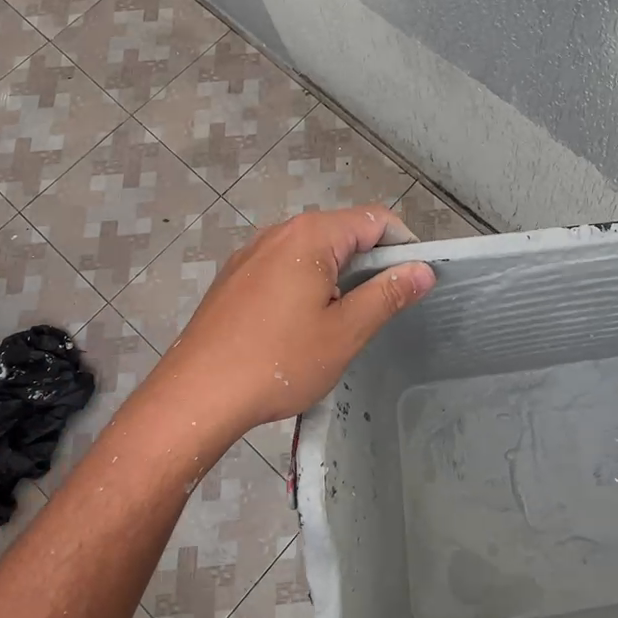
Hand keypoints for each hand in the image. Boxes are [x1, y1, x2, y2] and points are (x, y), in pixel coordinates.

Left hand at [144, 205, 433, 436]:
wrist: (194, 398)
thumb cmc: (277, 362)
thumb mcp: (345, 332)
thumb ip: (388, 294)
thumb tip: (423, 270)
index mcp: (311, 235)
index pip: (376, 219)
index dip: (404, 246)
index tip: (413, 284)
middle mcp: (280, 232)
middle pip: (344, 232)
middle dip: (371, 263)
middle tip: (380, 310)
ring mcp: (252, 254)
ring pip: (314, 252)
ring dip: (339, 277)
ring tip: (342, 323)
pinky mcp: (235, 278)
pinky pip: (286, 268)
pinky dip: (307, 285)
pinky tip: (300, 328)